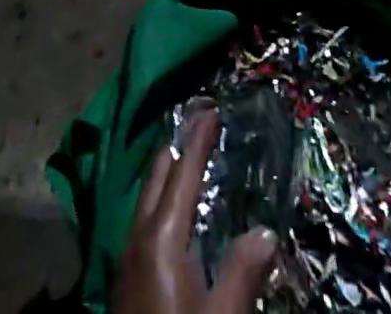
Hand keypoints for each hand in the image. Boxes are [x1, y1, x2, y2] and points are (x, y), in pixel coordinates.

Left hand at [114, 110, 279, 313]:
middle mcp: (137, 239)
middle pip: (156, 179)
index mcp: (161, 239)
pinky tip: (172, 212)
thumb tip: (264, 231)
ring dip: (166, 173)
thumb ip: (242, 273)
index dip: (197, 142)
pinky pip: (143, 221)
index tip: (210, 110)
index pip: (183, 176)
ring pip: (146, 199)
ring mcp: (126, 259)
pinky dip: (160, 200)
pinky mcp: (125, 280)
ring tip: (186, 155)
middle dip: (177, 147)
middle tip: (199, 122)